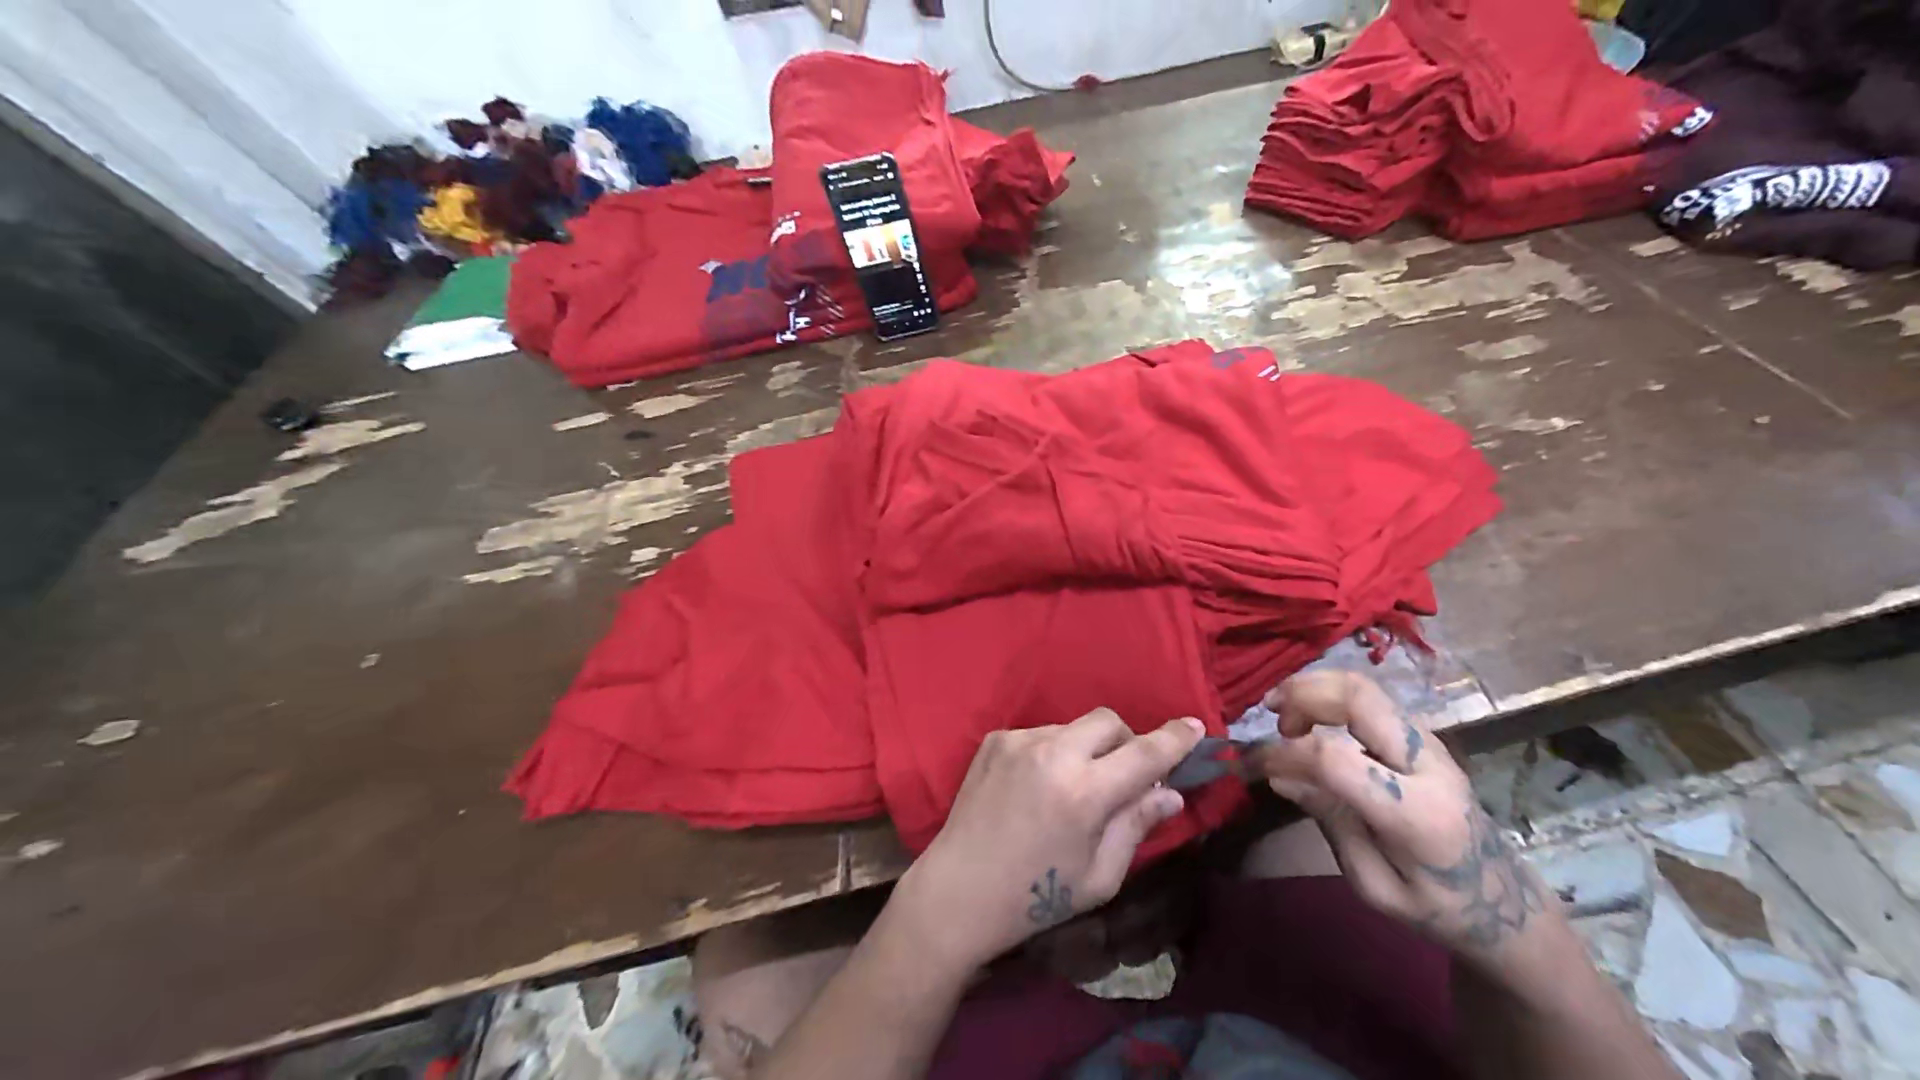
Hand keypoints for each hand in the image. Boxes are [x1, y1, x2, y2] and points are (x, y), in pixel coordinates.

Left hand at [890, 710, 1203, 972]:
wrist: (960, 889)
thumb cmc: (1037, 897)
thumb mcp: (1100, 876)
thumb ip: (1136, 826)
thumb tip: (1170, 792)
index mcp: (1085, 792)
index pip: (1145, 752)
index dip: (1175, 738)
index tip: (1195, 726)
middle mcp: (1053, 753)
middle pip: (1108, 721)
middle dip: (1126, 741)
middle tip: (1123, 775)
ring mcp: (1020, 741)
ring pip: (1073, 727)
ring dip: (1086, 749)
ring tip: (1070, 789)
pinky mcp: (996, 739)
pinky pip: (1041, 734)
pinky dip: (1053, 752)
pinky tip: (1037, 788)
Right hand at [1257, 671, 1558, 967]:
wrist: (1505, 901)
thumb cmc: (1437, 905)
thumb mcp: (1374, 885)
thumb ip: (1330, 822)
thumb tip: (1279, 775)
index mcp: (1417, 813)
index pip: (1335, 760)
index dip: (1283, 753)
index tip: (1252, 763)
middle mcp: (1427, 764)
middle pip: (1358, 697)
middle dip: (1302, 693)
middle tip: (1270, 713)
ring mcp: (1429, 743)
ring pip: (1364, 687)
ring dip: (1313, 689)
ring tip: (1284, 716)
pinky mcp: (1422, 736)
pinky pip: (1369, 698)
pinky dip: (1329, 696)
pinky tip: (1307, 719)